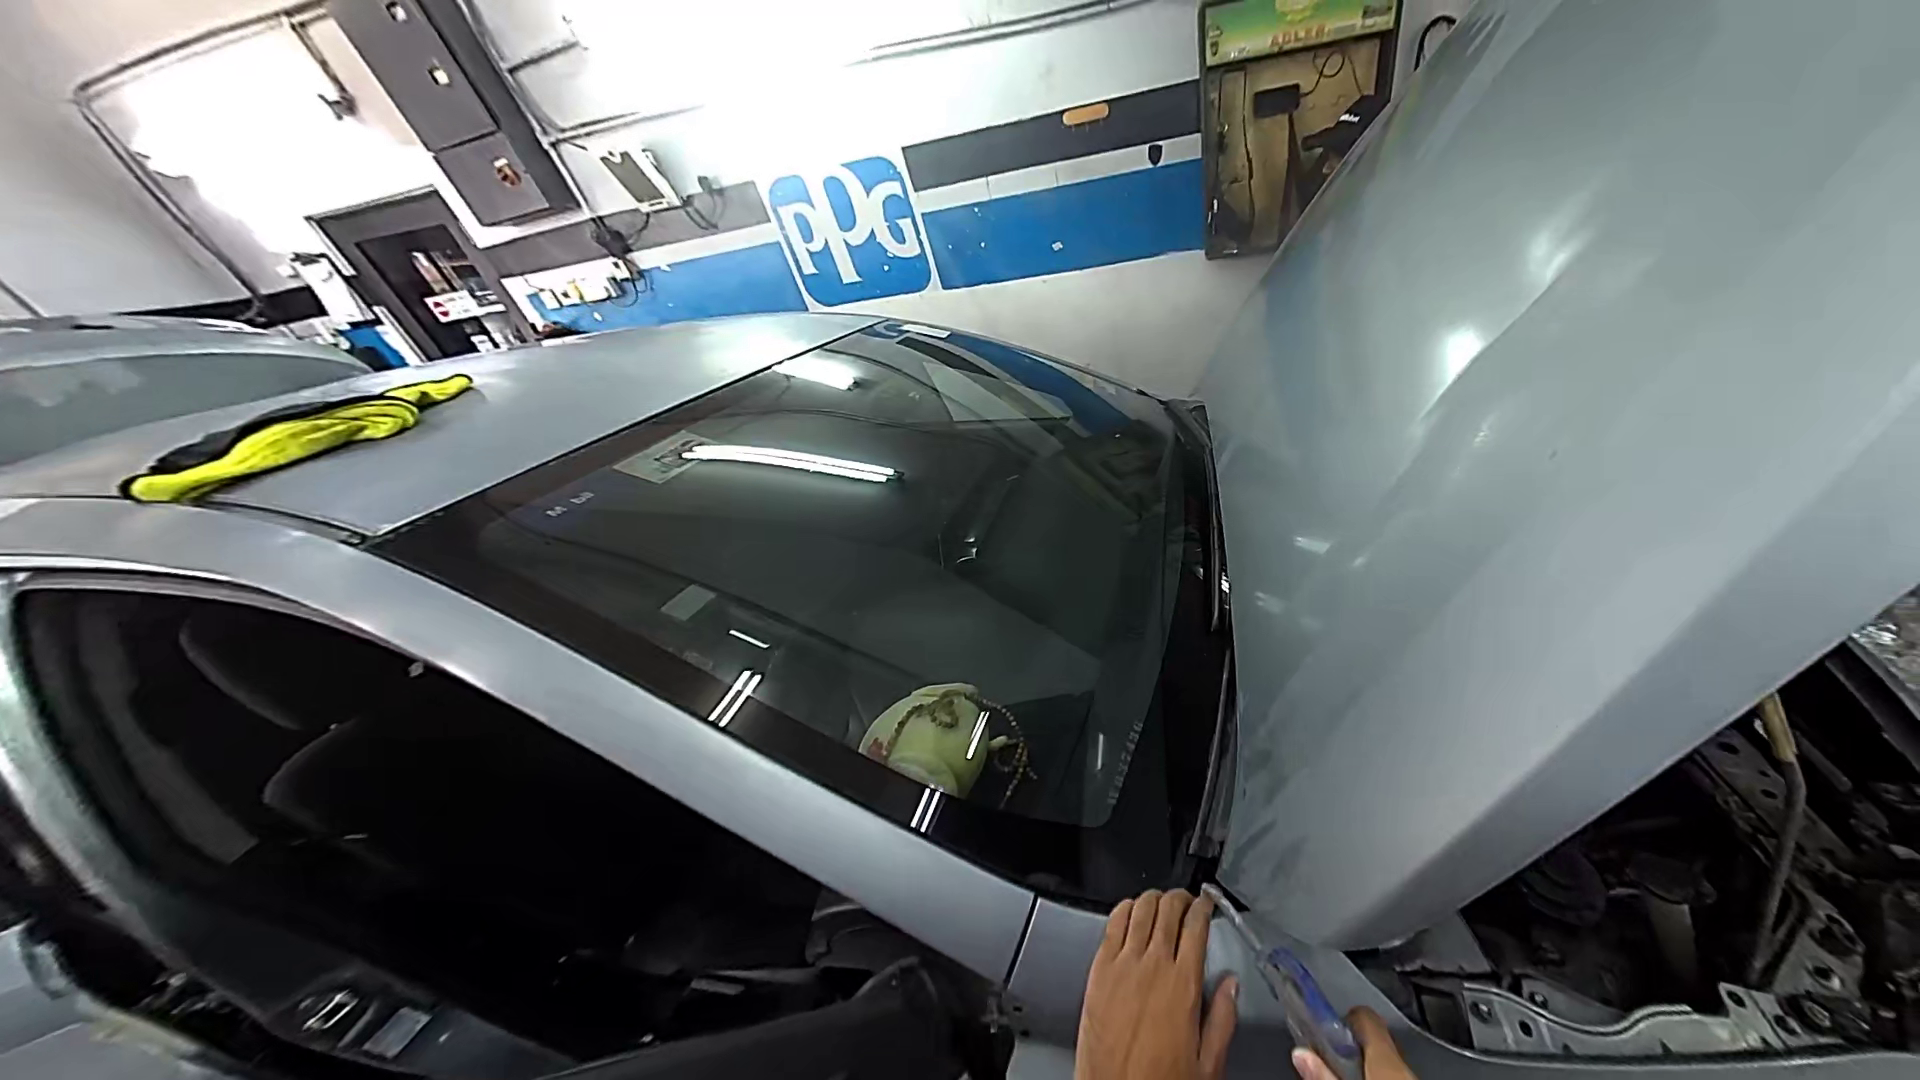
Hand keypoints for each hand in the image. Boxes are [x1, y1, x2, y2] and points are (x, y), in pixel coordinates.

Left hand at [1074, 889, 1238, 1079]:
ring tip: (1161, 900)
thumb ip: (1222, 1018)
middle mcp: (1153, 965)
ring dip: (1153, 899)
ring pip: (1140, 910)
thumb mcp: (1207, 1064)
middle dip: (1179, 898)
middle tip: (1186, 900)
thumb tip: (1231, 983)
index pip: (1195, 928)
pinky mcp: (1099, 966)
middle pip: (1167, 910)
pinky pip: (1112, 924)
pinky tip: (1130, 909)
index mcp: (1184, 986)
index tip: (1206, 903)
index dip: (1202, 908)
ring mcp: (1123, 962)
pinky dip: (1124, 908)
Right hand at [1291, 1007, 1416, 1079]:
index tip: (1326, 1035)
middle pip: (1375, 1047)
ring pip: (1388, 1071)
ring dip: (1368, 1074)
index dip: (1343, 1021)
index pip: (1365, 1018)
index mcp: (1387, 1061)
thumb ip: (1325, 1076)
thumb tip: (1301, 1053)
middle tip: (1332, 1068)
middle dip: (1353, 1055)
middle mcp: (1407, 1070)